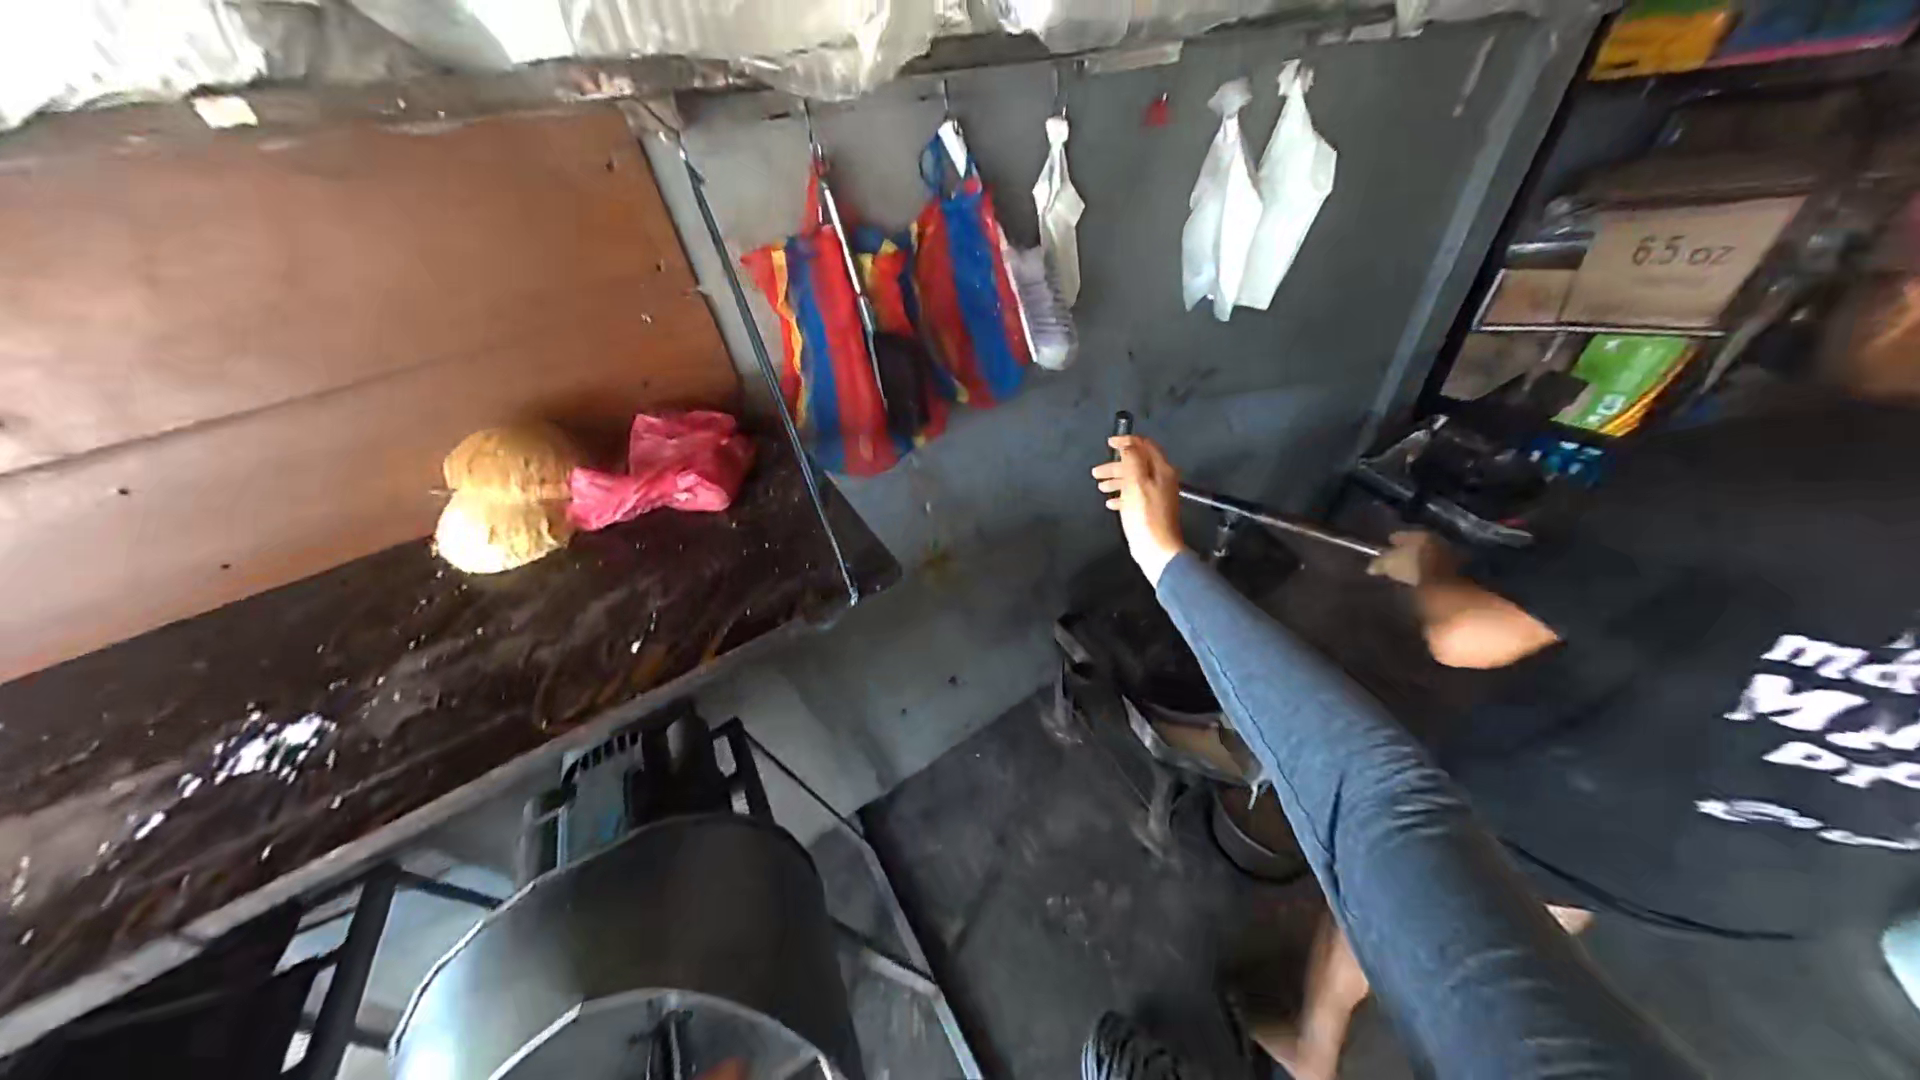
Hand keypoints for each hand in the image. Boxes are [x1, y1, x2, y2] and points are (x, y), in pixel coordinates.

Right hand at [1091, 435, 1186, 582]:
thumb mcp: (1136, 483)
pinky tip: (1110, 502)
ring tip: (1100, 486)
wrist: (1157, 549)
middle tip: (1097, 471)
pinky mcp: (1150, 510)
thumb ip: (1132, 460)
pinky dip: (1121, 495)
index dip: (1127, 441)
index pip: (1145, 445)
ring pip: (1134, 480)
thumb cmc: (1145, 516)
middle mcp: (1161, 479)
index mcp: (1161, 470)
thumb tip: (1127, 445)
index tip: (1109, 443)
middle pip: (1137, 464)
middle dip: (1116, 465)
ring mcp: (1156, 495)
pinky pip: (1133, 496)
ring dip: (1116, 480)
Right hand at [1366, 530, 1458, 586]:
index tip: (1383, 549)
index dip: (1390, 543)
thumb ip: (1378, 563)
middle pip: (1417, 544)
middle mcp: (1435, 539)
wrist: (1444, 585)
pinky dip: (1429, 570)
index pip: (1399, 535)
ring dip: (1420, 561)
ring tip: (1409, 570)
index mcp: (1418, 534)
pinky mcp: (1457, 568)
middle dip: (1408, 550)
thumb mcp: (1388, 564)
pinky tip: (1421, 577)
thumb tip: (1371, 567)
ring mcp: (1449, 553)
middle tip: (1397, 559)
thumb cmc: (1412, 568)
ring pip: (1428, 554)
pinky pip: (1437, 567)